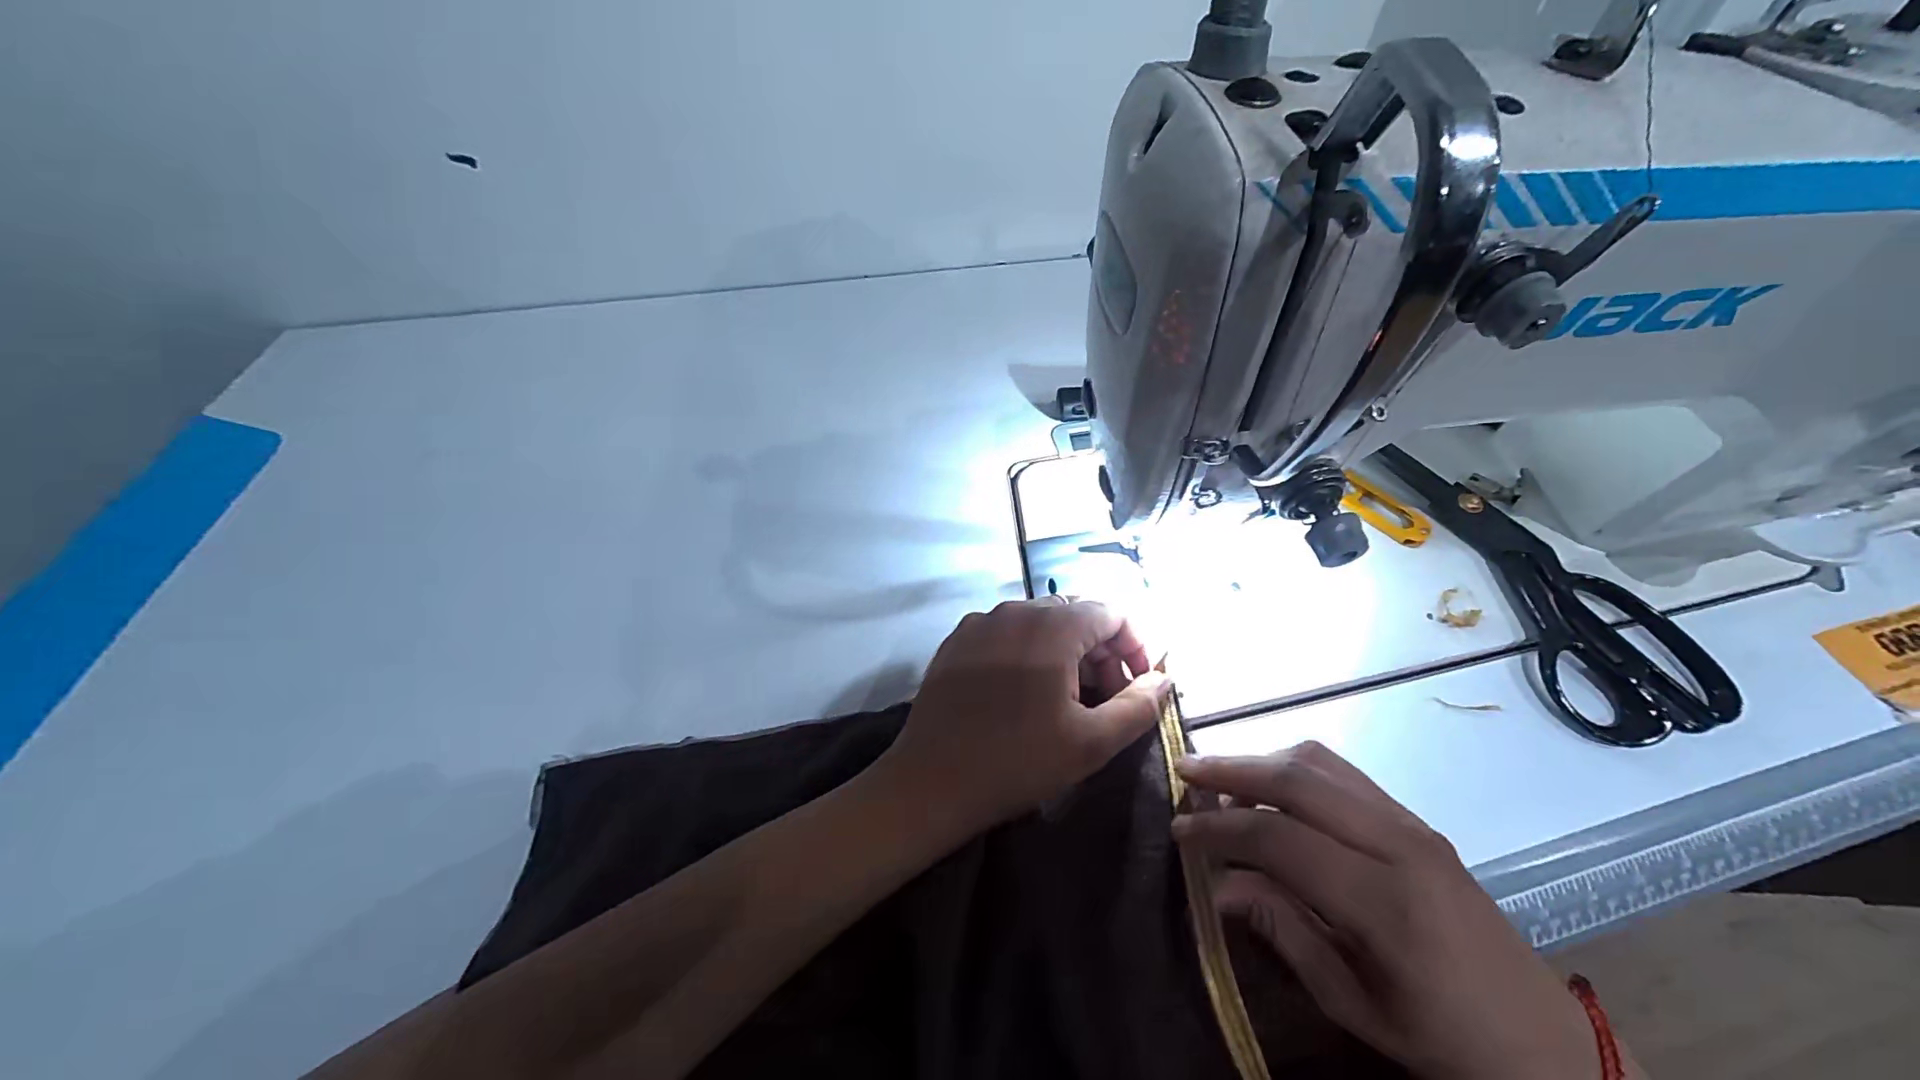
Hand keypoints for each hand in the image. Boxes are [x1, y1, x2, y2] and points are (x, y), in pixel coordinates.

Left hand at [877, 597, 1170, 833]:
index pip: (1112, 613)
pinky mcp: (956, 640)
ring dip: (1065, 651)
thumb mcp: (1091, 742)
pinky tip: (1022, 693)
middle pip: (1076, 613)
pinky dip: (1028, 652)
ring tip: (1066, 698)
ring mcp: (980, 622)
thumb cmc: (1018, 762)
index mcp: (1053, 626)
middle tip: (1105, 698)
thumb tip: (1163, 679)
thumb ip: (1138, 705)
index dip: (1135, 646)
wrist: (931, 782)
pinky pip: (1006, 633)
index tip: (1136, 687)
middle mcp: (1015, 610)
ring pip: (1040, 622)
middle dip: (1101, 650)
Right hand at [1172, 743, 1601, 1079]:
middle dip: (1231, 769)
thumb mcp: (1352, 1002)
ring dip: (1262, 761)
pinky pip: (1345, 774)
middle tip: (1184, 772)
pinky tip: (1272, 789)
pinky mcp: (1419, 822)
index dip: (1220, 829)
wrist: (1544, 1040)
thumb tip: (1216, 886)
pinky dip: (1296, 769)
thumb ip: (1282, 930)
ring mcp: (1414, 825)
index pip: (1279, 836)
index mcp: (1385, 901)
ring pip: (1321, 762)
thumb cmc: (1442, 1036)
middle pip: (1297, 778)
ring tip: (1222, 780)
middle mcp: (1400, 844)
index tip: (1179, 831)